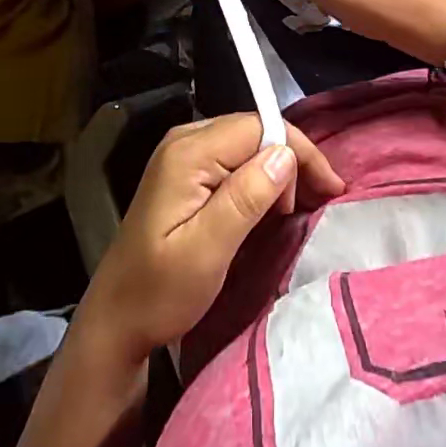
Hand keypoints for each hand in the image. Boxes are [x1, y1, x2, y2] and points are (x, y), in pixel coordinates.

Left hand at [78, 114, 343, 360]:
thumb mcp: (206, 251)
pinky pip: (234, 159)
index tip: (329, 189)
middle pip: (255, 130)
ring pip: (248, 144)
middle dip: (292, 161)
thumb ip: (245, 198)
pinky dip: (259, 178)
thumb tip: (285, 155)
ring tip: (296, 210)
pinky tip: (272, 204)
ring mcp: (182, 155)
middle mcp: (184, 141)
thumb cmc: (159, 293)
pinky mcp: (185, 172)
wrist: (116, 319)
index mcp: (187, 154)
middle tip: (317, 203)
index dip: (298, 151)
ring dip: (278, 171)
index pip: (259, 127)